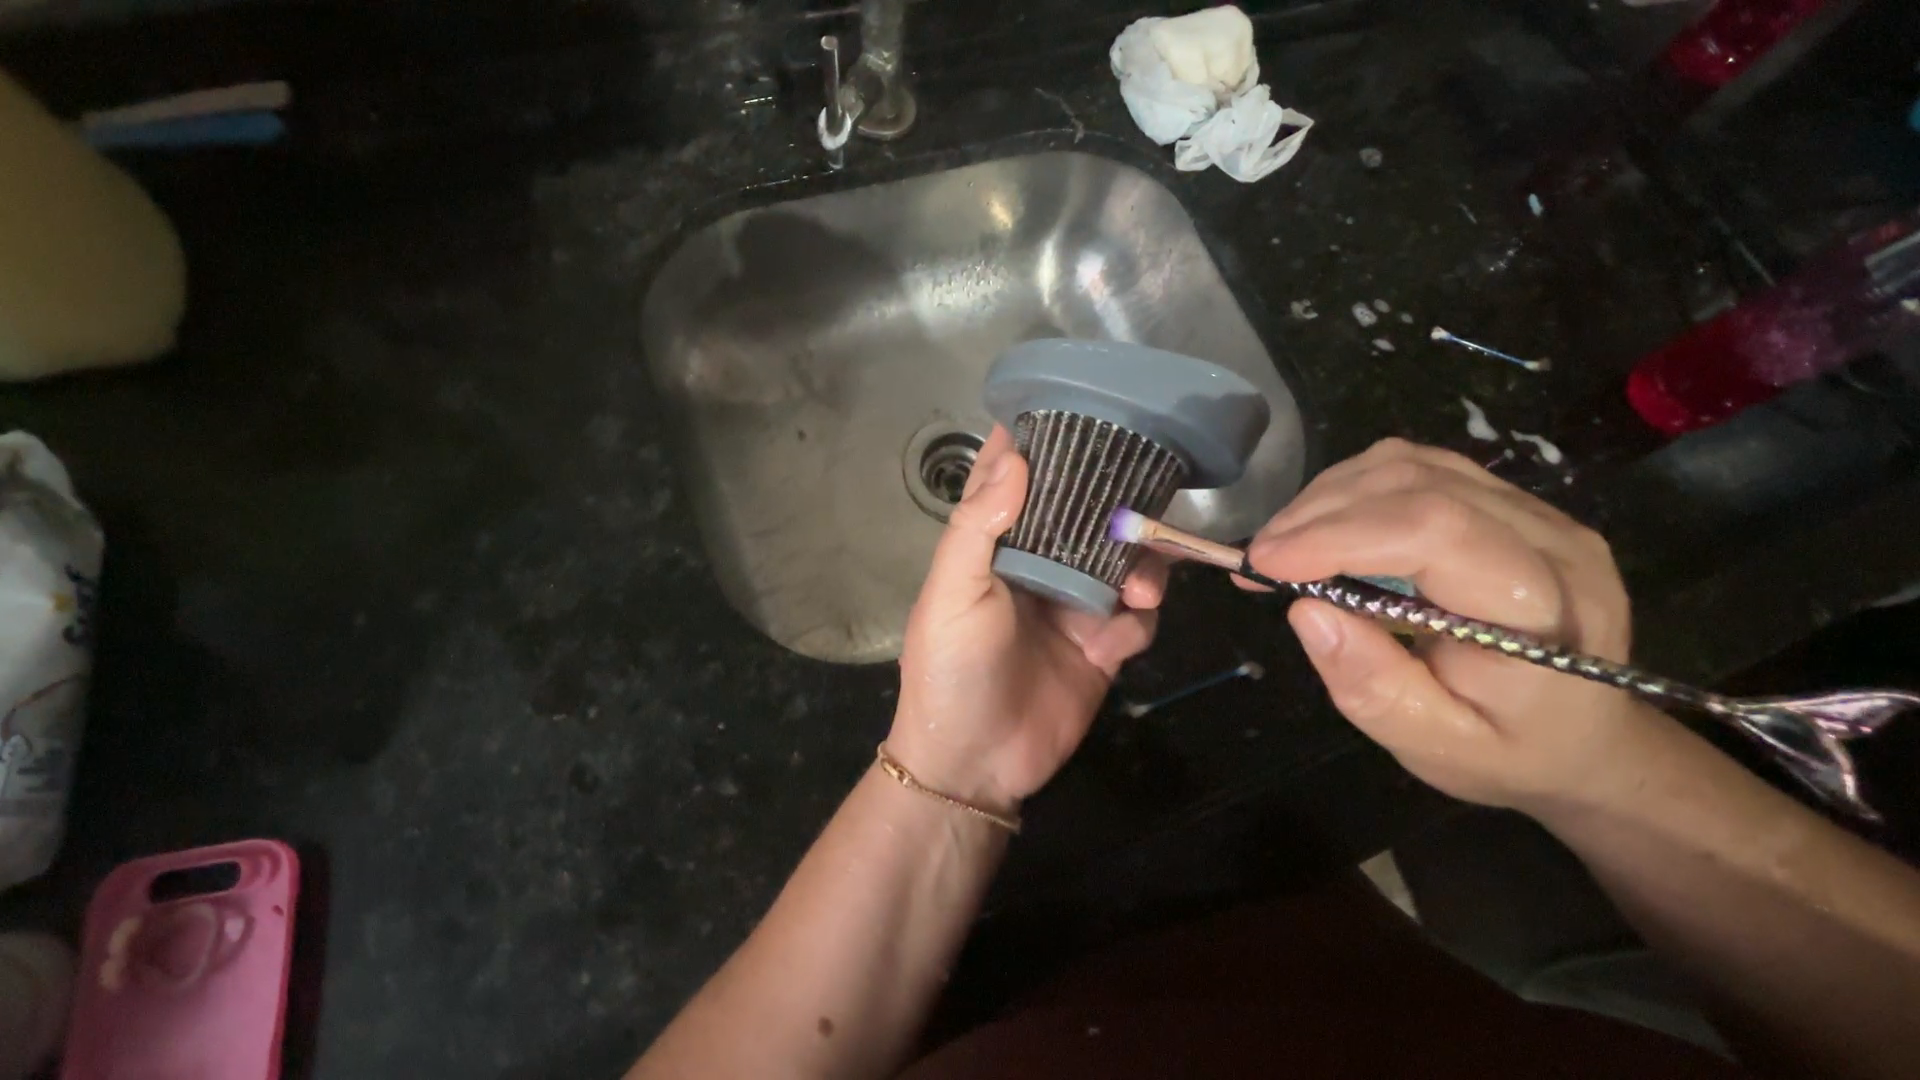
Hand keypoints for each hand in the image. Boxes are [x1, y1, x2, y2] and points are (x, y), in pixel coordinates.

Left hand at [887, 426, 1165, 814]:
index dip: (1039, 444)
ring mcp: (1073, 607)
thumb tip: (1014, 456)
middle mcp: (1037, 567)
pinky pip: (1137, 618)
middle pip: (1084, 515)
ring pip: (1124, 562)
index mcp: (993, 547)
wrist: (975, 763)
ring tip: (1144, 585)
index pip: (1016, 481)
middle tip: (1145, 495)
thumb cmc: (951, 670)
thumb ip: (978, 525)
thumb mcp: (951, 593)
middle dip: (1114, 505)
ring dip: (1141, 566)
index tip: (1075, 407)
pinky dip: (1138, 621)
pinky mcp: (1103, 647)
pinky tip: (1118, 639)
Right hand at [1244, 438, 1675, 812]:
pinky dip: (1351, 490)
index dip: (1340, 534)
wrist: (1584, 735)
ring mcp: (1531, 510)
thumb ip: (1374, 687)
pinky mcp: (1505, 501)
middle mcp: (1549, 539)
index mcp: (1542, 609)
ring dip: (1327, 498)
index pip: (1437, 531)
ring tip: (1281, 547)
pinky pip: (1416, 468)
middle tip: (1258, 561)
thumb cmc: (1507, 748)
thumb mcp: (1435, 746)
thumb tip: (1305, 611)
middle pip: (1416, 485)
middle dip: (1317, 515)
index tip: (1266, 564)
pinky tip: (1322, 529)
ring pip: (1410, 465)